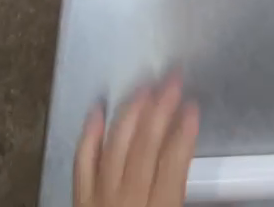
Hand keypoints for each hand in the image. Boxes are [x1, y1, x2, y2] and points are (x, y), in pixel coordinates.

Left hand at [74, 75, 200, 206]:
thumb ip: (178, 188)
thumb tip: (186, 148)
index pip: (173, 164)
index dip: (184, 132)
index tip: (193, 105)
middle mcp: (128, 198)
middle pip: (144, 146)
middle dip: (160, 108)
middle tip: (173, 78)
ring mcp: (99, 196)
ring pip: (115, 145)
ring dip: (130, 111)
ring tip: (144, 85)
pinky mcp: (80, 197)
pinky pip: (83, 160)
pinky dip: (90, 132)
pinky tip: (98, 108)